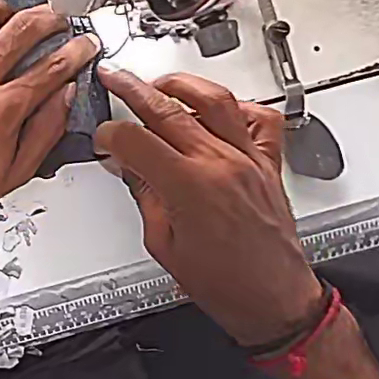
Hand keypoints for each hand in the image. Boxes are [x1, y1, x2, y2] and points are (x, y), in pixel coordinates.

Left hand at [0, 0, 100, 276]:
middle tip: (54, 19)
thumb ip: (47, 130)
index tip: (83, 44)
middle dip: (48, 17)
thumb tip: (66, 95)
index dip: (76, 49)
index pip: (52, 66)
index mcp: (2, 110)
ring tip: (8, 13)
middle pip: (20, 29)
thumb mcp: (15, 172)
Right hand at [94, 67, 325, 347]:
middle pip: (167, 109)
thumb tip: (128, 166)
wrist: (274, 301)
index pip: (136, 140)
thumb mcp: (163, 243)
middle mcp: (222, 165)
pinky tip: (216, 107)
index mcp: (189, 188)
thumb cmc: (226, 285)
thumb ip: (144, 194)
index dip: (111, 134)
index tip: (104, 138)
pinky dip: (236, 105)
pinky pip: (259, 118)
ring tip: (159, 83)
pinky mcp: (269, 163)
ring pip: (214, 99)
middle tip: (114, 77)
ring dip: (181, 84)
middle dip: (131, 88)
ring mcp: (249, 159)